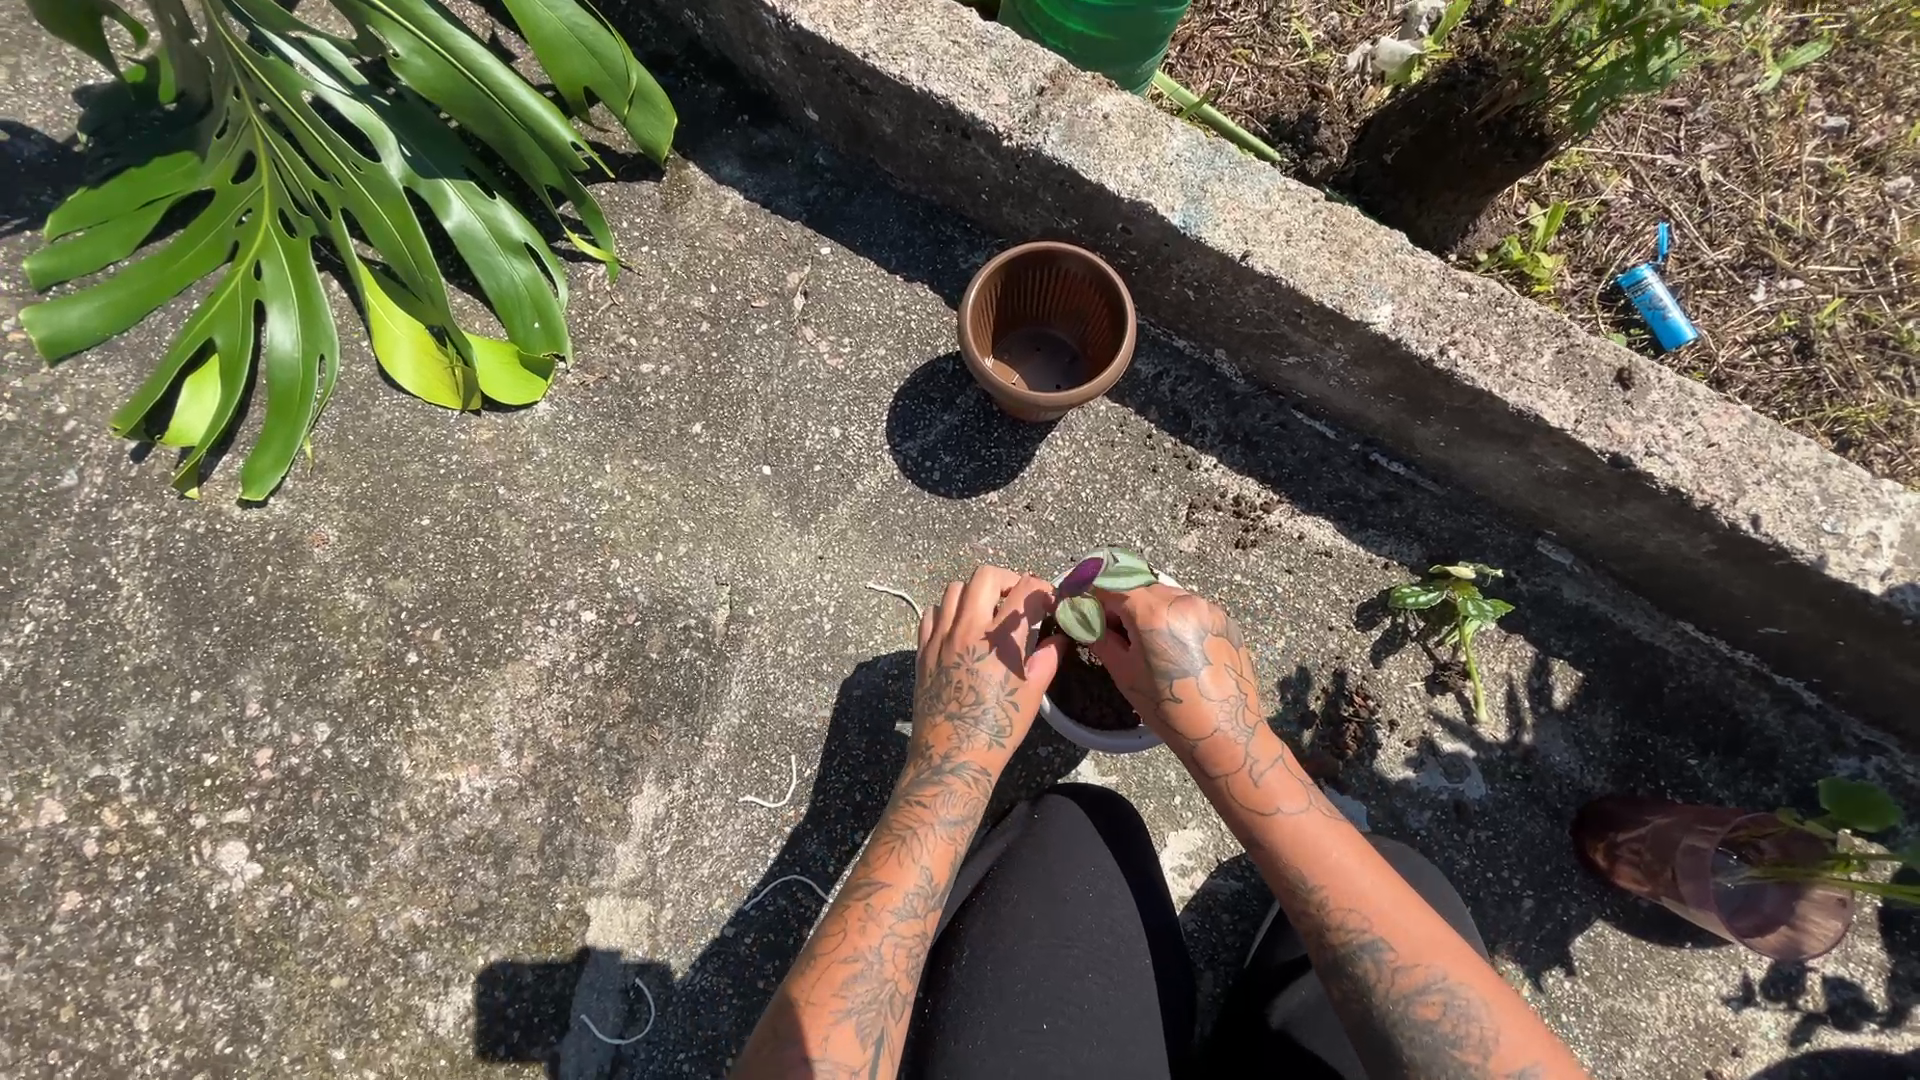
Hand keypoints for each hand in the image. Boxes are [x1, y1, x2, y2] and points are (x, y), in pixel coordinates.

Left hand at [911, 565, 1066, 768]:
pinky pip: (932, 613)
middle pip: (985, 576)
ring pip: (954, 589)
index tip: (1048, 603)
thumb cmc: (999, 727)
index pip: (1025, 590)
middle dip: (1007, 580)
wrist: (952, 754)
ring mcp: (941, 637)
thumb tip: (1059, 639)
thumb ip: (1047, 659)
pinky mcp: (923, 649)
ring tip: (987, 612)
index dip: (1042, 589)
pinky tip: (959, 628)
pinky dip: (948, 611)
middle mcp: (968, 628)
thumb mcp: (1033, 694)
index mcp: (1000, 638)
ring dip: (975, 593)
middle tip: (1017, 599)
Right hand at [1086, 583, 1266, 774]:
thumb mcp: (1123, 673)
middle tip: (1113, 629)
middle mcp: (1183, 601)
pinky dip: (1174, 617)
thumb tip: (1085, 622)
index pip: (1112, 589)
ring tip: (1145, 640)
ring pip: (1167, 596)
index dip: (1093, 597)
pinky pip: (1190, 607)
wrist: (1225, 734)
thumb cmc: (1168, 709)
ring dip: (1150, 609)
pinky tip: (1172, 646)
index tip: (1084, 607)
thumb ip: (1101, 639)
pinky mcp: (1225, 619)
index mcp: (1153, 613)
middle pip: (1141, 589)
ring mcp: (1208, 608)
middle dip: (1123, 603)